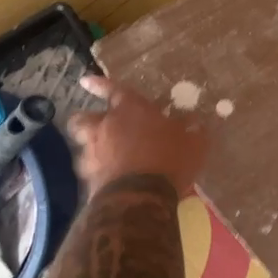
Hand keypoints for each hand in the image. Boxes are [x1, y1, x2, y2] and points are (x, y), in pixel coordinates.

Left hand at [69, 74, 208, 197]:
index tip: (85, 79)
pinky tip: (112, 177)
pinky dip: (99, 170)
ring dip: (93, 146)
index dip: (101, 84)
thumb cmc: (169, 159)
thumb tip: (194, 121)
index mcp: (131, 110)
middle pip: (83, 117)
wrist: (140, 197)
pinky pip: (90, 168)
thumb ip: (191, 129)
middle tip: (100, 125)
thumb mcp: (193, 142)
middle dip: (89, 119)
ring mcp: (93, 153)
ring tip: (108, 155)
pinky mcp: (88, 178)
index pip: (114, 90)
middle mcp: (106, 127)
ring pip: (83, 144)